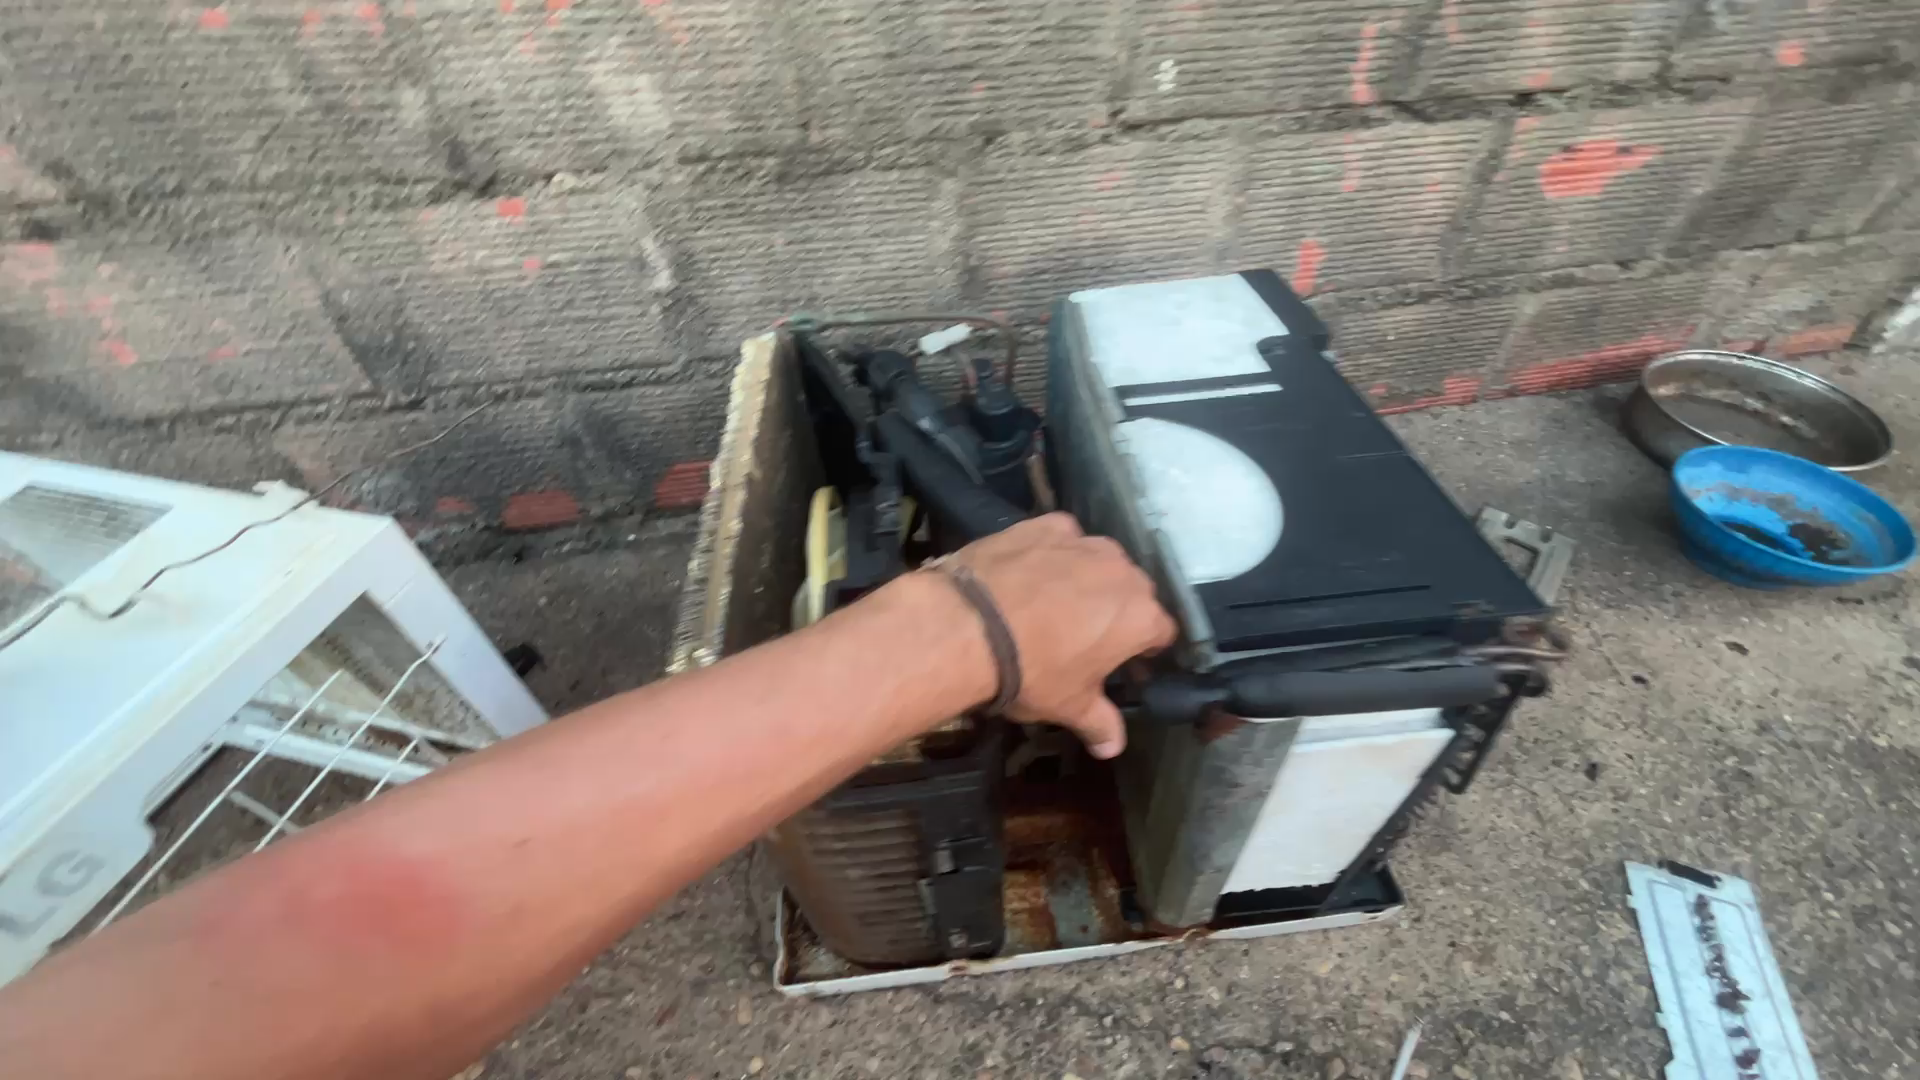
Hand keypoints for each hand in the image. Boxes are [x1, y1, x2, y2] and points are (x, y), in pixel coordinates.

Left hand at [945, 513, 1176, 758]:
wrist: (968, 624)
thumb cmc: (1030, 671)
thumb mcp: (1068, 706)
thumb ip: (1100, 724)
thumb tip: (1112, 749)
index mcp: (1140, 617)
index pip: (1161, 631)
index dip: (1145, 649)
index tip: (1127, 662)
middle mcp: (1121, 571)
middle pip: (1132, 591)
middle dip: (1118, 611)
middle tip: (1087, 635)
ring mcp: (1083, 542)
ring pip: (1098, 559)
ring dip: (1088, 577)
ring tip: (1055, 601)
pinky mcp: (1045, 525)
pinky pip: (1061, 538)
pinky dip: (1052, 552)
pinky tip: (1030, 570)